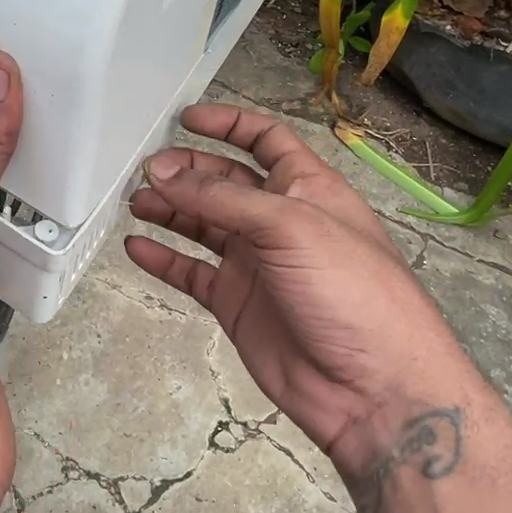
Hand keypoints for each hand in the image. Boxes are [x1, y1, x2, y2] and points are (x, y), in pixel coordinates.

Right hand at [124, 104, 479, 481]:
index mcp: (307, 189)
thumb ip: (219, 198)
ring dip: (168, 210)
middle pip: (223, 182)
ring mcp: (255, 263)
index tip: (185, 119)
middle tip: (147, 172)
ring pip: (200, 225)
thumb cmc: (350, 291)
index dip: (229, 125)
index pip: (265, 141)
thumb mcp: (289, 227)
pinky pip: (190, 271)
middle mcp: (278, 221)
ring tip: (135, 204)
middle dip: (186, 171)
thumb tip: (160, 173)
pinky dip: (162, 258)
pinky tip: (136, 247)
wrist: (375, 393)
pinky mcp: (235, 302)